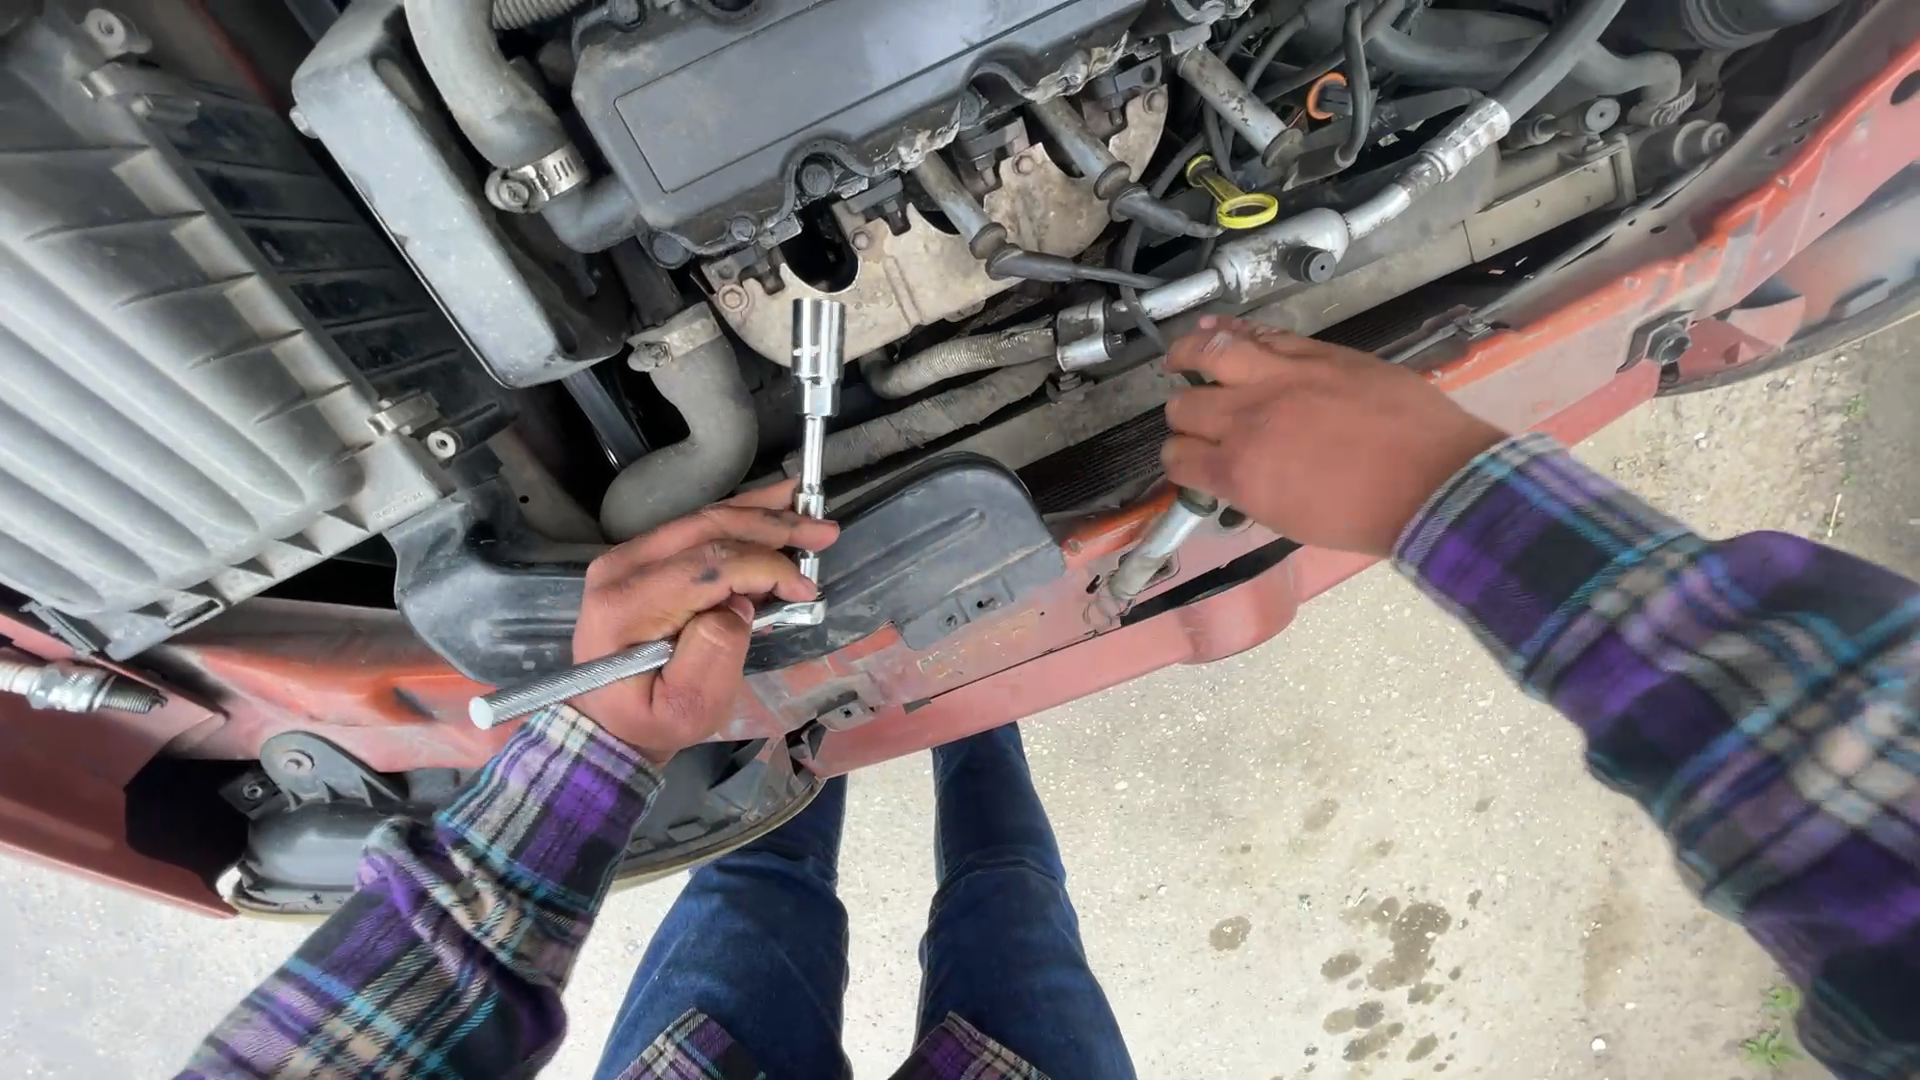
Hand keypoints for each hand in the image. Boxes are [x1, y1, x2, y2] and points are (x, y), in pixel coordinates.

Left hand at [570, 481, 838, 762]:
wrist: (610, 719)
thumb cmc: (653, 718)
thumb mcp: (687, 707)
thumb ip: (714, 653)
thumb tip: (742, 605)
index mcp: (629, 605)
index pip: (708, 565)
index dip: (765, 568)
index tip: (806, 588)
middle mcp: (623, 567)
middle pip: (708, 528)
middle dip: (773, 526)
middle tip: (824, 532)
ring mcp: (631, 556)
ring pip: (706, 518)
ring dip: (763, 512)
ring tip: (809, 504)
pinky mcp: (645, 555)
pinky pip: (699, 525)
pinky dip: (743, 516)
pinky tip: (776, 505)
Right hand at [1161, 316, 1505, 556]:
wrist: (1435, 483)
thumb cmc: (1360, 516)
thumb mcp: (1284, 518)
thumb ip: (1243, 488)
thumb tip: (1223, 467)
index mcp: (1239, 472)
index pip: (1177, 458)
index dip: (1178, 461)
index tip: (1190, 462)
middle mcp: (1248, 419)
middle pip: (1183, 408)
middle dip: (1182, 420)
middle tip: (1200, 422)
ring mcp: (1281, 378)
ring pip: (1207, 352)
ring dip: (1184, 356)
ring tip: (1179, 358)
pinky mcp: (1315, 353)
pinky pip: (1260, 334)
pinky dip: (1229, 332)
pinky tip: (1214, 330)